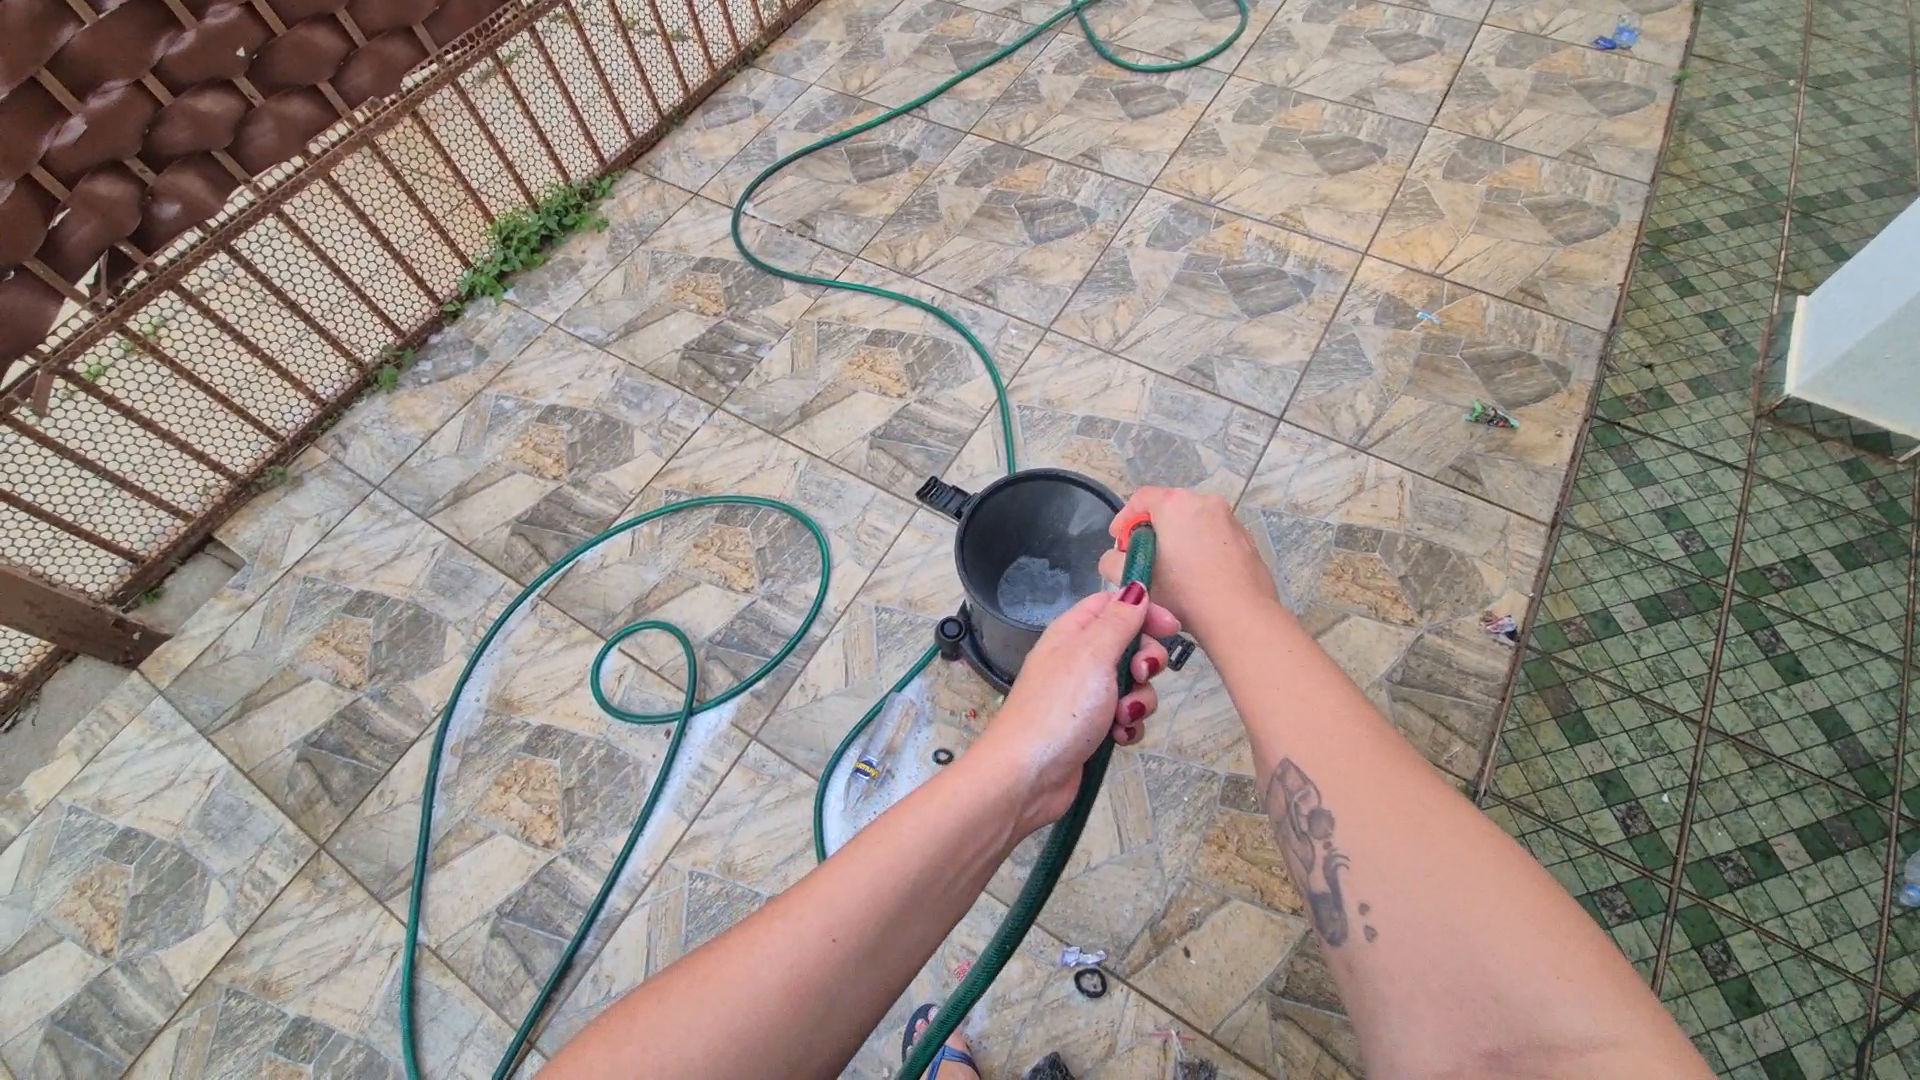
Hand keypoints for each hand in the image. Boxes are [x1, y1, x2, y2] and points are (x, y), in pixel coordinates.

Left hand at [971, 584, 1180, 832]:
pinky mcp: (1092, 728)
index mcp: (1071, 633)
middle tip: (1139, 675)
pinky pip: (1125, 717)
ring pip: (1132, 685)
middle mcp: (1077, 660)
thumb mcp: (1091, 655)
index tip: (1170, 628)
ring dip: (1138, 700)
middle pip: (1129, 644)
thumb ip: (1118, 621)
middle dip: (1144, 662)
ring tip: (1122, 717)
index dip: (1143, 611)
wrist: (1028, 776)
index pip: (1112, 605)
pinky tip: (1118, 737)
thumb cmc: (1058, 710)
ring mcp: (1085, 695)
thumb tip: (1135, 587)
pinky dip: (1128, 726)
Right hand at [1098, 487, 1276, 637]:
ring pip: (1193, 521)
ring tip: (1172, 569)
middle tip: (1142, 555)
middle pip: (1168, 507)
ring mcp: (1230, 518)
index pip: (1140, 498)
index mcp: (1175, 504)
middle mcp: (1205, 501)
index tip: (1119, 541)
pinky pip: (1214, 535)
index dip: (1124, 518)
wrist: (1240, 616)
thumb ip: (1112, 561)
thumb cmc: (1183, 593)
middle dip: (1152, 529)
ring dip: (1178, 538)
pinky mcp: (1246, 538)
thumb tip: (1118, 555)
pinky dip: (1201, 547)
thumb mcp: (1134, 577)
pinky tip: (1198, 576)